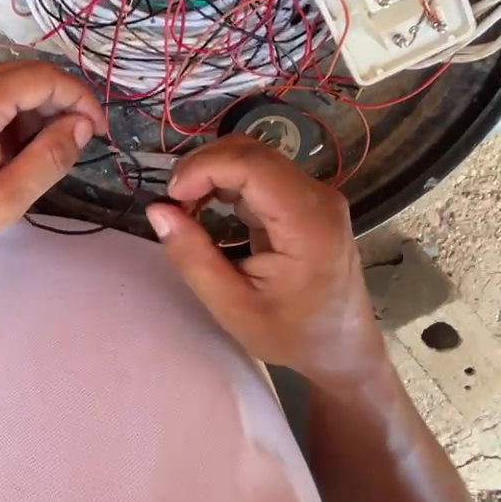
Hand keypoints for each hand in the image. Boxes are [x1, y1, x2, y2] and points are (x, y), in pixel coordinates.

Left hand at [0, 62, 106, 273]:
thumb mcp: (1, 201)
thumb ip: (48, 160)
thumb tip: (81, 126)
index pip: (47, 77)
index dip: (82, 100)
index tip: (99, 133)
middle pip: (30, 73)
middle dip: (62, 105)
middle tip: (74, 148)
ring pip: (10, 82)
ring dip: (35, 111)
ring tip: (37, 158)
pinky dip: (11, 114)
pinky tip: (9, 152)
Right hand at [144, 136, 383, 385]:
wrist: (343, 349)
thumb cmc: (292, 334)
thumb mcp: (231, 306)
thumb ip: (192, 256)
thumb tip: (157, 209)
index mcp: (308, 224)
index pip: (251, 164)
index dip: (204, 168)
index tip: (173, 197)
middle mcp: (317, 197)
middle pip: (250, 151)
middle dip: (201, 166)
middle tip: (174, 202)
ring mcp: (313, 195)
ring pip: (250, 155)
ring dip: (210, 171)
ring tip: (187, 206)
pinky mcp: (303, 198)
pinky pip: (256, 171)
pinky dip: (223, 180)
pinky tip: (207, 206)